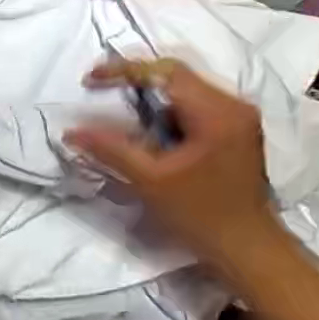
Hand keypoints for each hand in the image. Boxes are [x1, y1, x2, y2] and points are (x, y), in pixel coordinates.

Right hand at [65, 60, 291, 272]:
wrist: (247, 248)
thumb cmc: (199, 213)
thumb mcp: (148, 180)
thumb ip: (110, 149)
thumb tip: (71, 132)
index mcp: (217, 112)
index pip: (165, 73)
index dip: (123, 71)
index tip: (90, 80)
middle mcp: (233, 105)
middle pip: (176, 76)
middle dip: (135, 81)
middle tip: (99, 89)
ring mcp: (237, 118)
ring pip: (184, 90)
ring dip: (149, 96)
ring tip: (118, 111)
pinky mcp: (234, 131)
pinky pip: (194, 106)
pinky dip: (165, 111)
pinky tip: (147, 129)